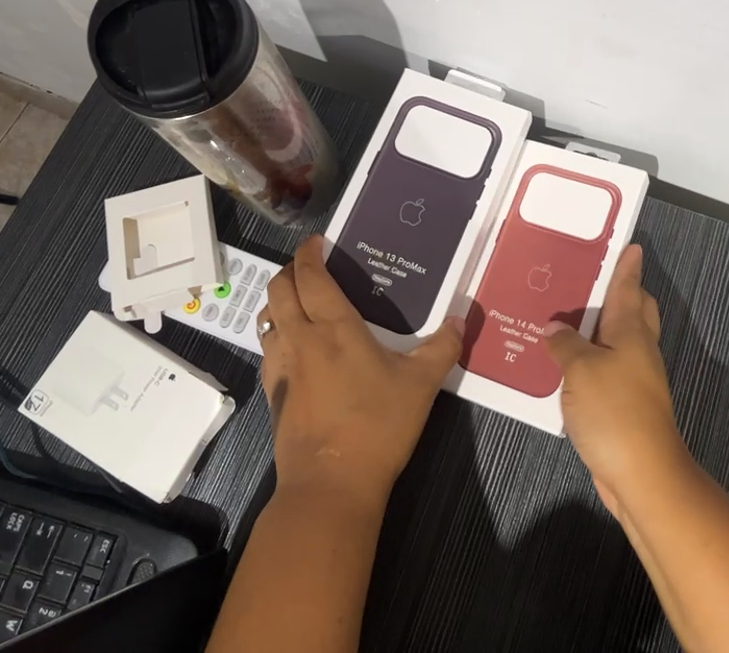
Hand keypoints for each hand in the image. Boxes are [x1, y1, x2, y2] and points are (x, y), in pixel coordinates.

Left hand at [256, 235, 463, 508]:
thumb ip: (442, 348)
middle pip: (279, 290)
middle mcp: (300, 339)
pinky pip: (269, 350)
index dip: (309, 253)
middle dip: (289, 271)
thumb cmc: (377, 425)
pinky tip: (298, 349)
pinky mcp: (273, 395)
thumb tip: (460, 321)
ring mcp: (281, 368)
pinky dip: (278, 335)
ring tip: (302, 303)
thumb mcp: (421, 384)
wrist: (330, 485)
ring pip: (268, 319)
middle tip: (311, 267)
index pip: (310, 276)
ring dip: (280, 302)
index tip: (317, 242)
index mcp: (333, 327)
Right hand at [543, 245, 691, 511]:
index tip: (632, 246)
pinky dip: (593, 358)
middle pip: (636, 312)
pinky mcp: (626, 403)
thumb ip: (565, 344)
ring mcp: (636, 378)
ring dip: (602, 327)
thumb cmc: (614, 410)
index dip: (628, 267)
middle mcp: (638, 349)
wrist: (642, 472)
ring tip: (568, 316)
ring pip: (621, 340)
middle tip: (593, 277)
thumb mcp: (580, 370)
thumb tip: (555, 328)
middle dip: (623, 293)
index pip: (629, 289)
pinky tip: (568, 363)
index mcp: (631, 332)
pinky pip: (609, 368)